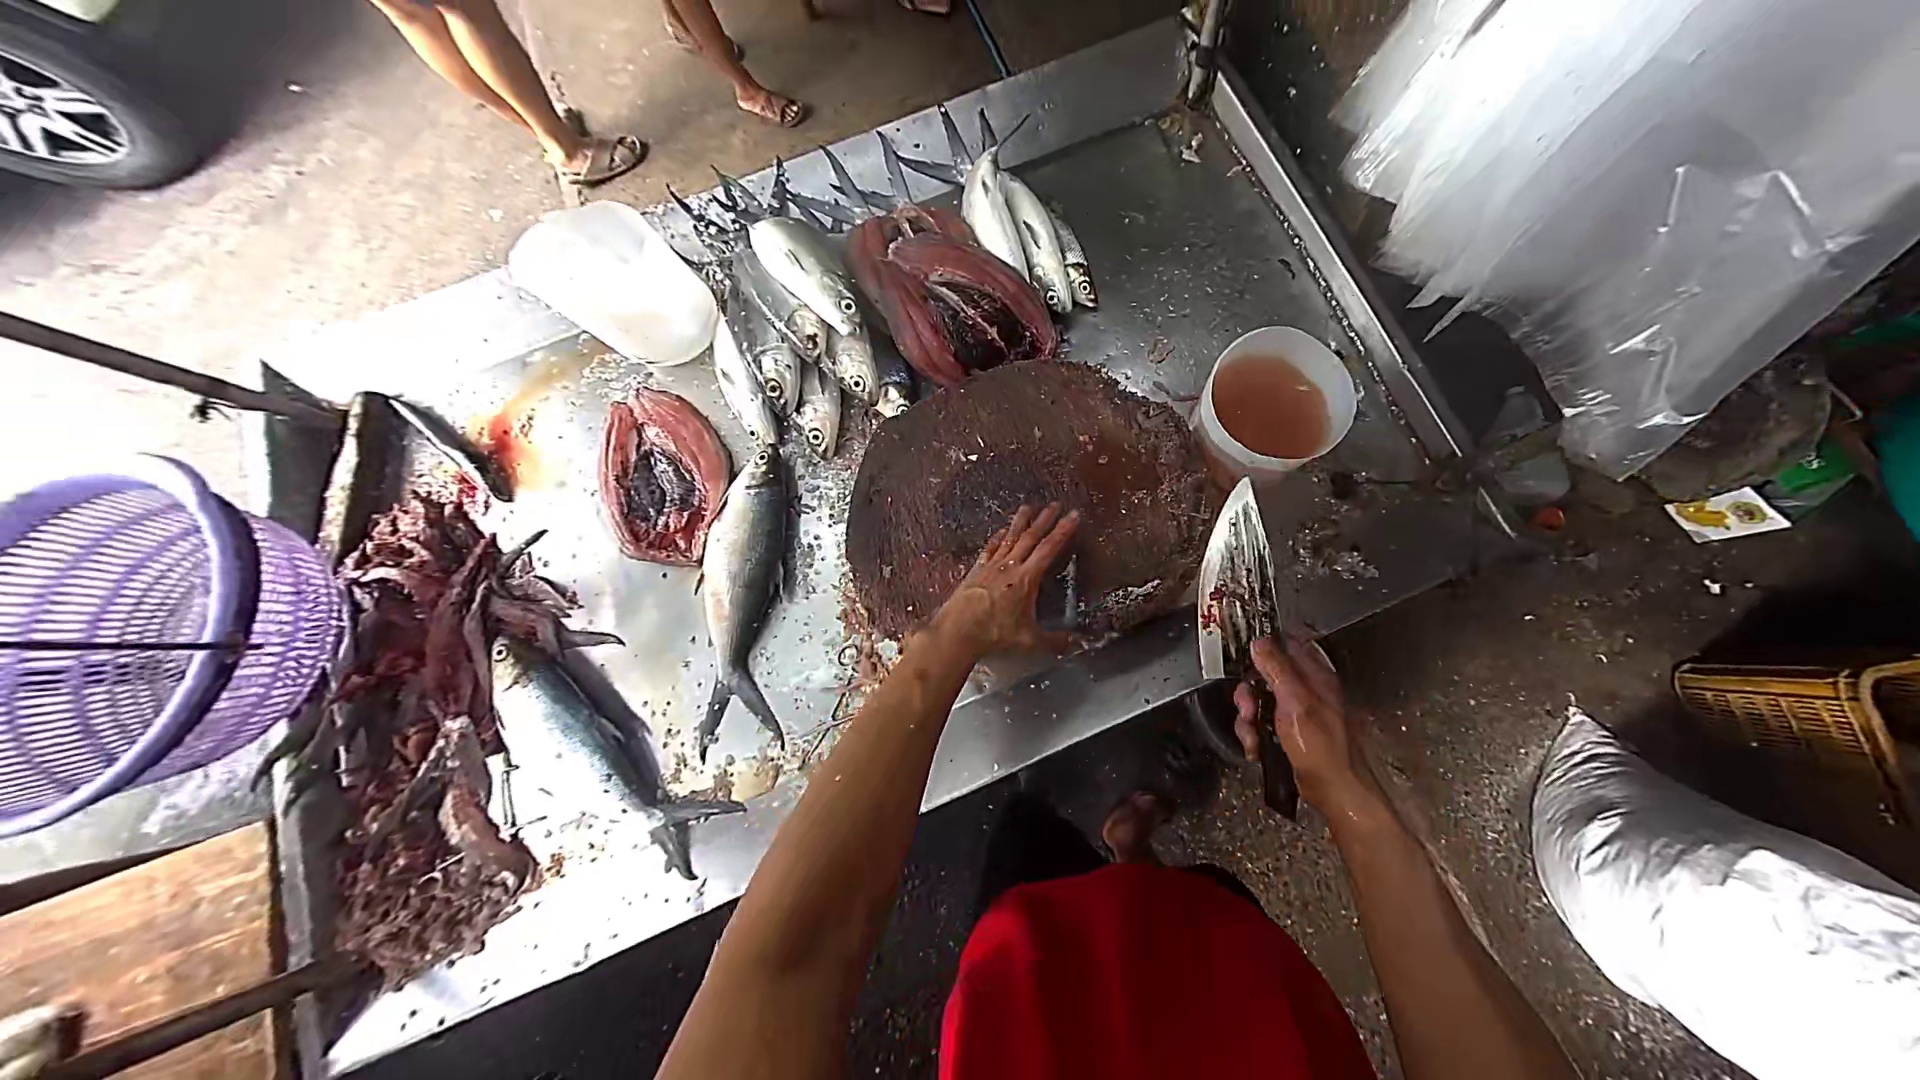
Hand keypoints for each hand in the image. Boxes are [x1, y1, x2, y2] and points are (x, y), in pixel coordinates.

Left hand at [928, 503, 1080, 658]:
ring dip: (1020, 522)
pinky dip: (998, 537)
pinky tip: (1001, 530)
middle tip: (1055, 504)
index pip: (1049, 549)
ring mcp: (991, 566)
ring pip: (1009, 538)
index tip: (1073, 515)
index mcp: (1026, 578)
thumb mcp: (1030, 640)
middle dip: (1045, 519)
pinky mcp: (976, 571)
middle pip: (1030, 537)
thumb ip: (1054, 641)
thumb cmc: (994, 634)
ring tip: (1028, 507)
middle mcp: (1009, 567)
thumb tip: (1073, 643)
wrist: (958, 631)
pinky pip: (990, 548)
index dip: (1063, 531)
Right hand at [1234, 634, 1380, 820]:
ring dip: (1248, 718)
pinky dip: (1253, 734)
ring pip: (1259, 701)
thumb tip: (1260, 642)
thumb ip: (1277, 669)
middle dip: (1249, 692)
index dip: (1265, 646)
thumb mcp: (1295, 703)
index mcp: (1315, 676)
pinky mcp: (1289, 732)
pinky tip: (1257, 747)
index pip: (1288, 644)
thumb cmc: (1323, 749)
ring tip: (1253, 735)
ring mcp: (1297, 713)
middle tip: (1248, 709)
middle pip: (1265, 676)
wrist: (1334, 791)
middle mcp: (1307, 691)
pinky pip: (1261, 723)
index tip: (1246, 657)